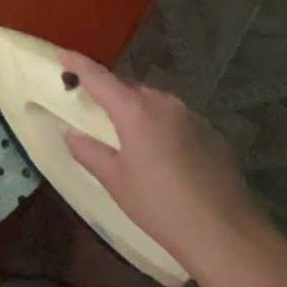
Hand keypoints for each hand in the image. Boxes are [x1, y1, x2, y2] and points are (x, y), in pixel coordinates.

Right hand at [58, 51, 260, 264]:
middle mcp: (165, 104)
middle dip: (110, 95)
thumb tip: (70, 131)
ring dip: (137, 111)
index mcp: (135, 111)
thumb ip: (88, 151)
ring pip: (155, 103)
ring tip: (128, 138)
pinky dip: (161, 126)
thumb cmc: (160, 207)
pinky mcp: (211, 133)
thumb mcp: (115, 181)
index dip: (78, 63)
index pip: (99, 78)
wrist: (225, 232)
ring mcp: (192, 116)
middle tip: (94, 113)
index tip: (61, 54)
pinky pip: (176, 119)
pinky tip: (162, 156)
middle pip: (129, 88)